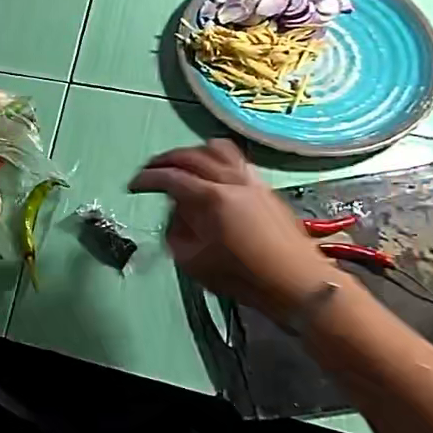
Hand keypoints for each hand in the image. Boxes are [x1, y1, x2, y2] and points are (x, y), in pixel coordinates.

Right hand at [127, 139, 339, 322]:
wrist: (298, 283)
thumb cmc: (242, 276)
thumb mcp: (192, 261)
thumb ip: (176, 230)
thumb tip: (177, 212)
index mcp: (210, 198)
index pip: (169, 177)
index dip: (147, 179)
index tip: (133, 186)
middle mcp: (230, 180)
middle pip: (190, 155)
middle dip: (164, 160)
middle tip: (150, 171)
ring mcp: (251, 180)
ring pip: (216, 149)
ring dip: (192, 153)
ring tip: (181, 165)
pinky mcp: (265, 187)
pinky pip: (235, 159)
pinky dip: (215, 158)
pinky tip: (211, 173)